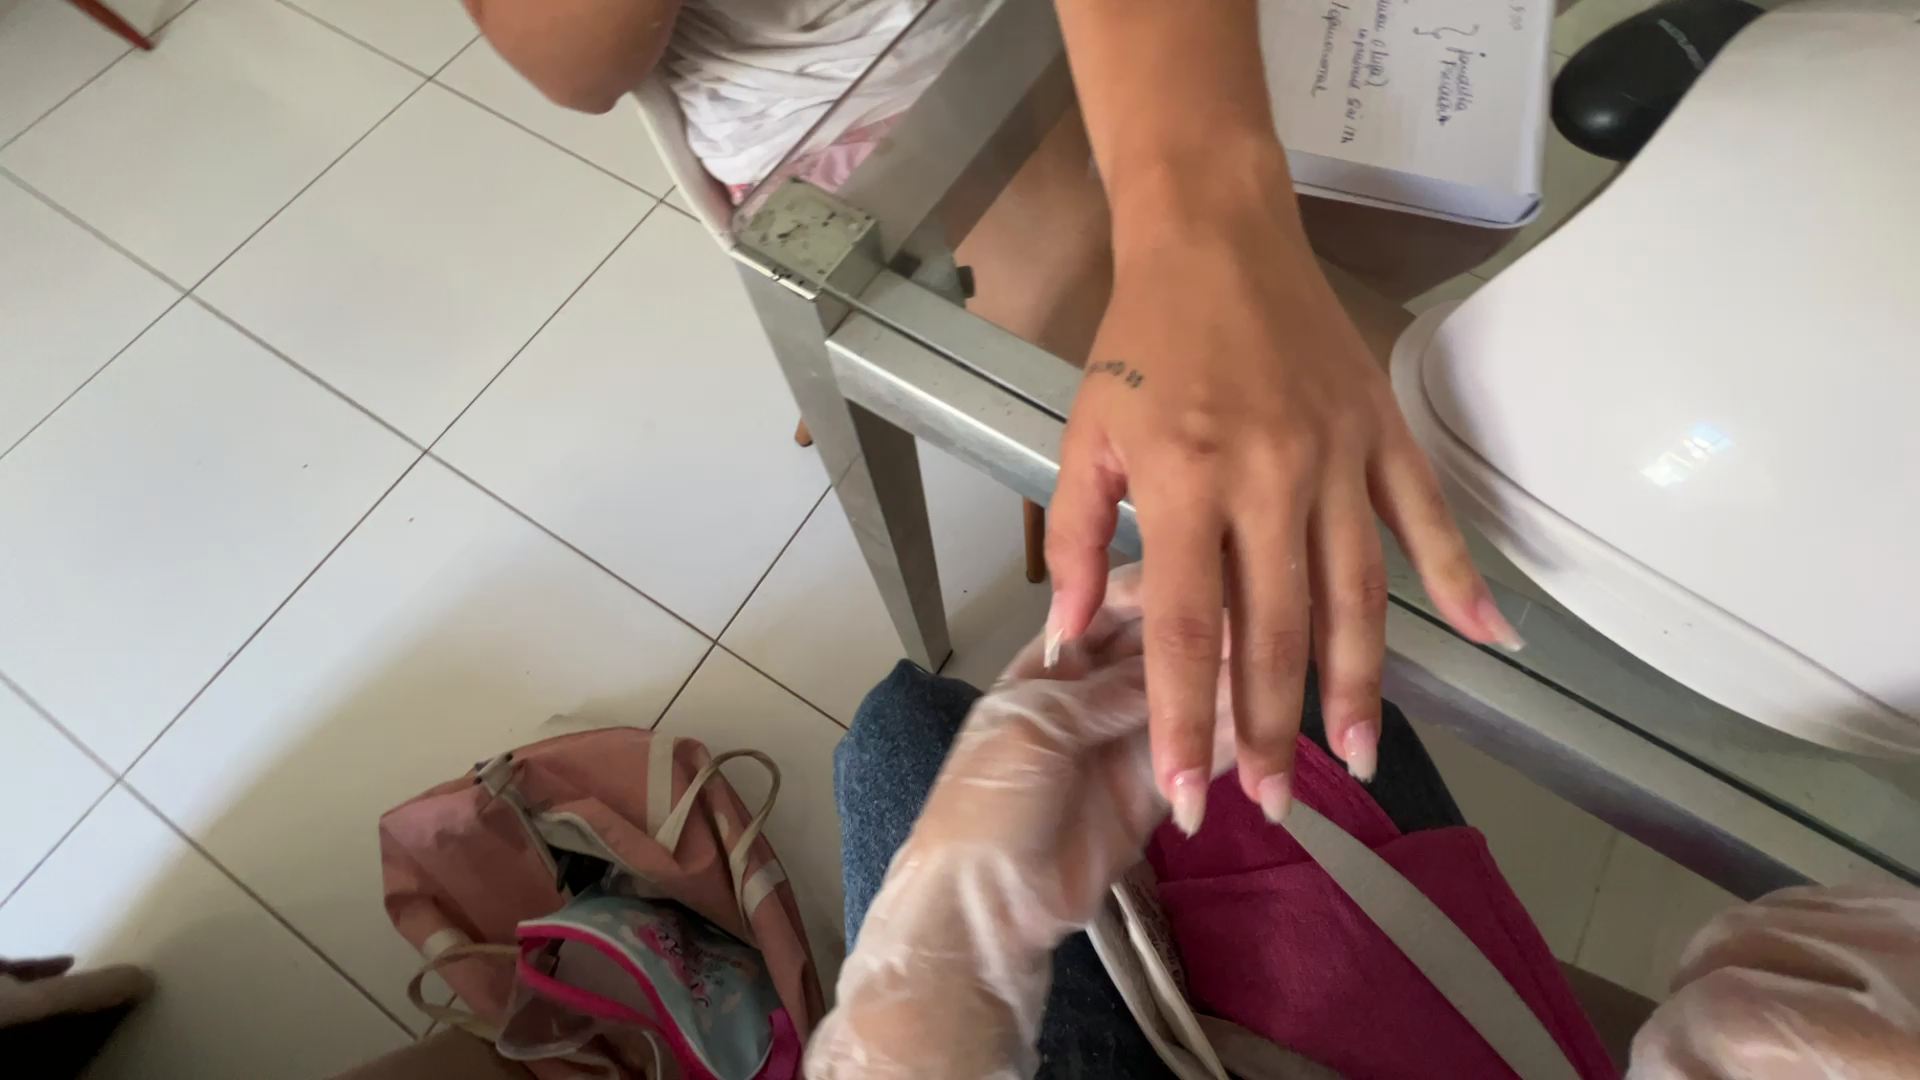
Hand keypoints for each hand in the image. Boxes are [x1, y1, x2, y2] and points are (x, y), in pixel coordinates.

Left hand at [806, 567, 1231, 1078]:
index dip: (1150, 592)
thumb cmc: (992, 797)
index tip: (1200, 577)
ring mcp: (1126, 737)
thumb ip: (1103, 694)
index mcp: (1050, 661)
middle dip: (1196, 635)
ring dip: (1220, 684)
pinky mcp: (1154, 786)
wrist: (988, 902)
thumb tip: (1178, 662)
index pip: (1104, 606)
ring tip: (1267, 670)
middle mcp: (1093, 688)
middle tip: (1249, 623)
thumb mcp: (1034, 728)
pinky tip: (1262, 723)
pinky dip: (1227, 738)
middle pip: (1152, 648)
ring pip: (1183, 696)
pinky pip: (1196, 752)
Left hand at [1045, 169, 1520, 832]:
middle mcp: (1270, 480)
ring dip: (1358, 684)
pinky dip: (1458, 578)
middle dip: (1271, 726)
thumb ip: (1075, 542)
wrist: (1213, 241)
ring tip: (1356, 757)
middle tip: (1275, 802)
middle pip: (1276, 630)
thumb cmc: (1137, 345)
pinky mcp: (1382, 432)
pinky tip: (1489, 638)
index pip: (1185, 628)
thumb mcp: (1083, 440)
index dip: (1184, 718)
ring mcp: (1339, 456)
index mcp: (1185, 484)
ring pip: (1356, 594)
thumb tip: (1070, 636)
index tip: (1186, 791)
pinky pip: (1427, 516)